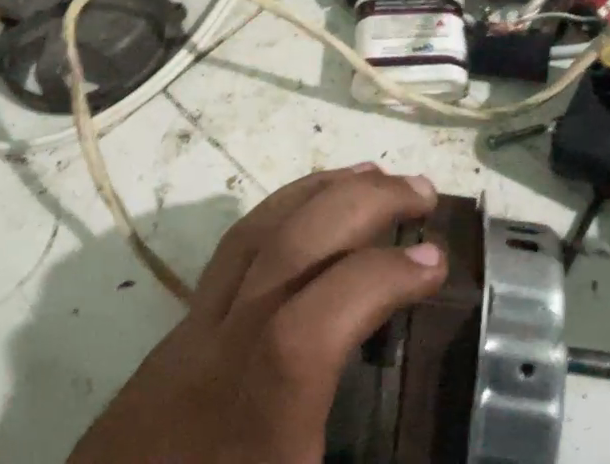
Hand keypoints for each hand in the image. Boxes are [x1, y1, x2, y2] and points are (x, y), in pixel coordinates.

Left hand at [71, 164, 446, 463]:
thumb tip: (423, 430)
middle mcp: (218, 362)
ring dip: (318, 194)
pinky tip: (304, 219)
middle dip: (359, 205)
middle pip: (283, 254)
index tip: (436, 262)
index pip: (309, 328)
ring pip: (250, 238)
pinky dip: (279, 217)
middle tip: (422, 190)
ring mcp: (187, 340)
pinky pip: (229, 255)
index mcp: (254, 423)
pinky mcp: (173, 337)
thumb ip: (359, 446)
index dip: (379, 282)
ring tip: (371, 173)